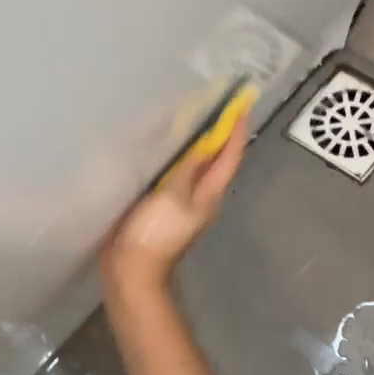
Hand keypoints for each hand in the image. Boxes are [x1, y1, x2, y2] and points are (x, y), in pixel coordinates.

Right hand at [100, 114, 249, 292]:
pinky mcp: (157, 209)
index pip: (229, 157)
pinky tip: (158, 151)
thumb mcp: (174, 196)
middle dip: (216, 135)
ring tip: (187, 121)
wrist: (131, 270)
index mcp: (209, 195)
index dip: (236, 130)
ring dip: (192, 147)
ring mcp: (178, 205)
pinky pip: (169, 178)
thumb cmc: (155, 233)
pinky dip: (170, 161)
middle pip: (214, 162)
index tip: (242, 104)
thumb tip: (208, 142)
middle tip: (215, 105)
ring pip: (192, 169)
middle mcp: (199, 198)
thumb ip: (189, 168)